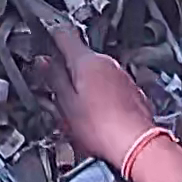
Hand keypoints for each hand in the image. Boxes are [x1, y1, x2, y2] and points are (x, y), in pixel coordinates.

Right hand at [34, 24, 156, 169]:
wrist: (138, 146)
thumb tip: (43, 62)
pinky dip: (101, 93)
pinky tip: (98, 114)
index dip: (52, 35)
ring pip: (95, 71)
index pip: (65, 36)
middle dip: (68, 69)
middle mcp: (106, 62)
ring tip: (79, 109)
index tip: (45, 37)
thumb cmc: (102, 129)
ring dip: (85, 83)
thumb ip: (54, 78)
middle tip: (58, 89)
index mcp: (86, 61)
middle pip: (80, 57)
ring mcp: (121, 75)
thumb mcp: (67, 104)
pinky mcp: (131, 89)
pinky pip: (110, 84)